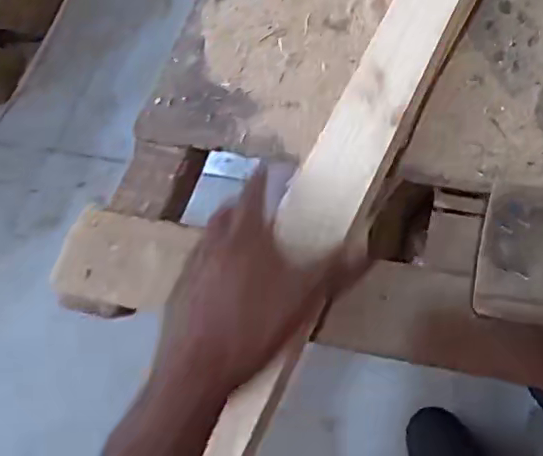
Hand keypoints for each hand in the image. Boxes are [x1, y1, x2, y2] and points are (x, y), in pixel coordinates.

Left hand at [151, 166, 368, 395]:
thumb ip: (335, 272)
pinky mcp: (175, 297)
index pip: (254, 191)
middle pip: (227, 209)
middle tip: (259, 203)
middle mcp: (215, 243)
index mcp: (246, 234)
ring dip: (224, 229)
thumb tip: (367, 250)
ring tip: (240, 238)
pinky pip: (194, 266)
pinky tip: (218, 282)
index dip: (263, 176)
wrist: (192, 377)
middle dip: (243, 202)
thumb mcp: (304, 299)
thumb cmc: (253, 327)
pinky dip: (208, 262)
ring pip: (207, 236)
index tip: (271, 166)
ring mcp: (190, 269)